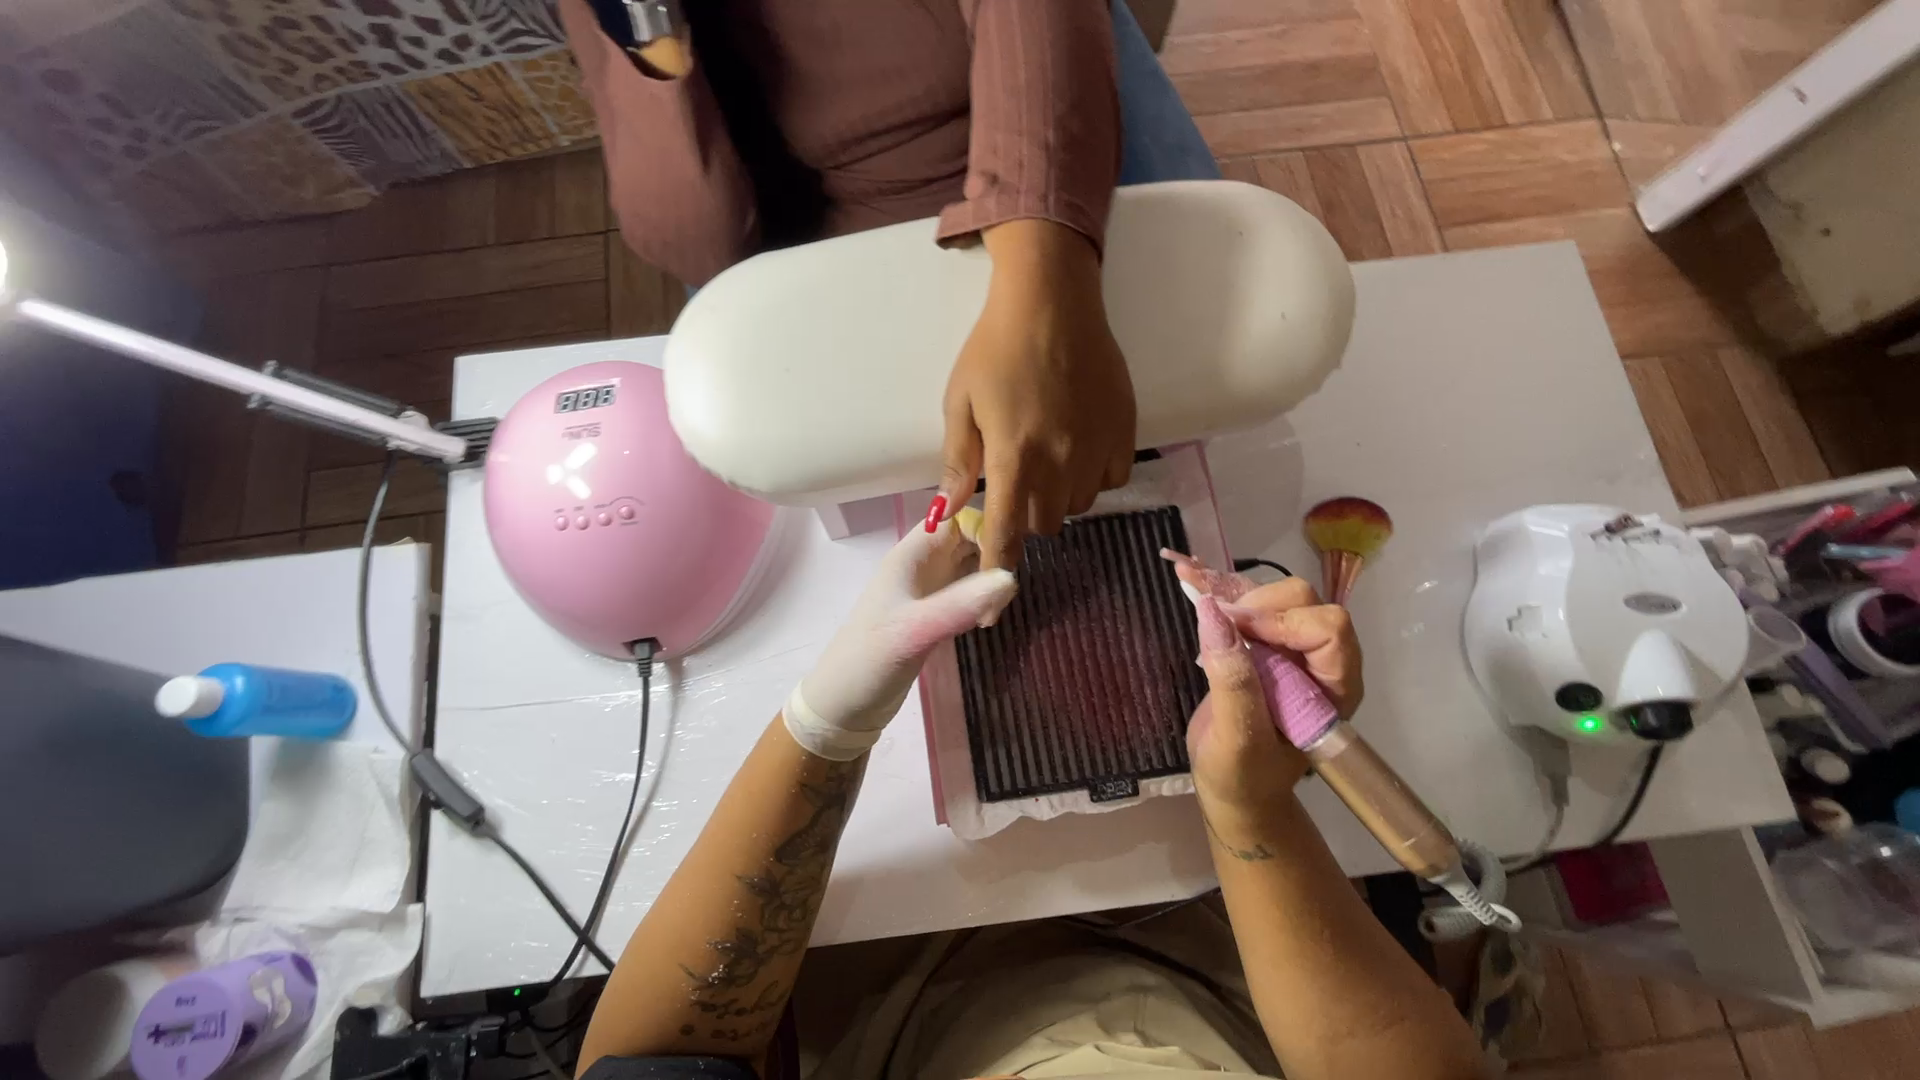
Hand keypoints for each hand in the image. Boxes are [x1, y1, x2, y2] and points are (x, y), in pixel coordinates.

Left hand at [783, 520, 1016, 760]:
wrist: (844, 706)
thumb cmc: (869, 662)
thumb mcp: (913, 632)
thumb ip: (958, 605)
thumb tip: (1010, 577)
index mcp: (911, 554)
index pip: (958, 516)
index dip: (986, 527)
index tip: (1007, 561)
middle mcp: (923, 564)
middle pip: (971, 536)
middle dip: (995, 554)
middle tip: (1006, 593)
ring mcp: (931, 588)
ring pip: (974, 563)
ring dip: (992, 579)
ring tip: (994, 614)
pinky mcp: (938, 611)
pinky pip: (971, 589)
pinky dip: (985, 599)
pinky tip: (986, 622)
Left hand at [938, 219, 1136, 571]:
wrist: (1053, 300)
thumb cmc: (994, 349)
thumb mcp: (961, 403)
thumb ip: (958, 462)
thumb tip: (947, 513)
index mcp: (1012, 458)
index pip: (1003, 535)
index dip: (997, 575)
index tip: (994, 609)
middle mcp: (1058, 463)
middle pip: (1043, 525)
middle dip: (1024, 518)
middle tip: (1014, 483)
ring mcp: (1097, 449)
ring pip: (1077, 505)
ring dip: (1056, 498)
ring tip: (1045, 460)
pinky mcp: (1125, 432)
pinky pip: (1110, 479)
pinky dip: (1091, 477)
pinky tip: (1078, 448)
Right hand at [1178, 563, 1363, 827]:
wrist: (1233, 792)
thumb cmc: (1242, 777)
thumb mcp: (1236, 739)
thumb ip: (1233, 681)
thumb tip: (1212, 612)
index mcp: (1334, 687)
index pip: (1327, 628)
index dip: (1282, 621)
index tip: (1236, 631)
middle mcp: (1321, 661)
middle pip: (1304, 602)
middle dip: (1258, 605)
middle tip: (1218, 624)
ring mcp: (1292, 650)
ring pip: (1276, 595)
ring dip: (1238, 595)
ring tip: (1199, 600)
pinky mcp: (1264, 644)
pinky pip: (1250, 603)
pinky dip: (1221, 591)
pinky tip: (1190, 578)